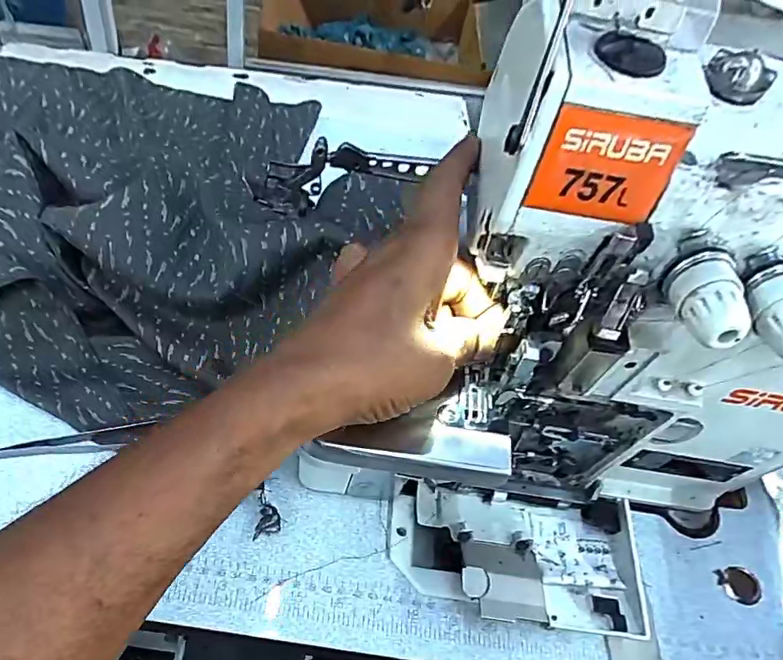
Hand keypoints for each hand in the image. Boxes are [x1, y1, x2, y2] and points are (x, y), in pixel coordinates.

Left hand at [254, 136, 507, 431]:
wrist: (302, 387)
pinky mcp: (347, 303)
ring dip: (436, 297)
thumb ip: (464, 342)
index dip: (460, 168)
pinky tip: (409, 336)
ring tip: (445, 341)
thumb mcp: (437, 362)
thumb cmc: (367, 367)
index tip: (472, 149)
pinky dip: (407, 307)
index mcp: (417, 255)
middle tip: (480, 328)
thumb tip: (476, 336)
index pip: (442, 194)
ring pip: (414, 271)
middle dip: (466, 284)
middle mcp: (387, 256)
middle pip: (440, 250)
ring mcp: (362, 278)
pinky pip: (388, 292)